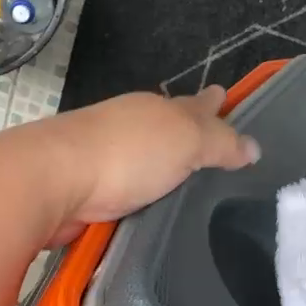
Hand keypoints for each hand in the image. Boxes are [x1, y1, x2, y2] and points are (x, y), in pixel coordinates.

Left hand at [26, 87, 258, 243]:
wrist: (52, 181)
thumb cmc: (126, 154)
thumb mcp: (187, 140)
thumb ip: (221, 143)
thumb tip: (253, 147)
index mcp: (158, 111)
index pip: (195, 104)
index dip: (212, 102)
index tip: (224, 97)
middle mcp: (133, 128)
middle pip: (169, 128)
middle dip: (189, 132)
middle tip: (213, 148)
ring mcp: (109, 158)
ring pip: (147, 160)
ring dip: (164, 167)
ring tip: (189, 184)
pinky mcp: (91, 190)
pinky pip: (130, 190)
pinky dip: (143, 194)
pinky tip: (154, 209)